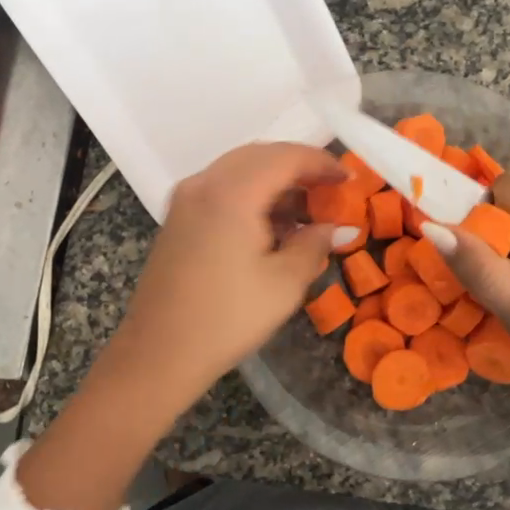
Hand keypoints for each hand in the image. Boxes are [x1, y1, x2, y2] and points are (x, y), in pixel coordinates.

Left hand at [108, 142, 355, 400]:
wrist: (159, 353)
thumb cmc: (228, 318)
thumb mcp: (284, 283)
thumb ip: (314, 243)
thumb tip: (339, 227)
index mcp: (231, 192)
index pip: (285, 156)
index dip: (322, 162)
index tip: (350, 178)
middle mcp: (203, 183)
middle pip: (259, 156)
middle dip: (298, 169)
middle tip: (331, 193)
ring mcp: (184, 200)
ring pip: (238, 171)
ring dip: (274, 183)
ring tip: (307, 215)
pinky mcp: (176, 218)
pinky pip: (220, 189)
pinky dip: (250, 196)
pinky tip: (272, 227)